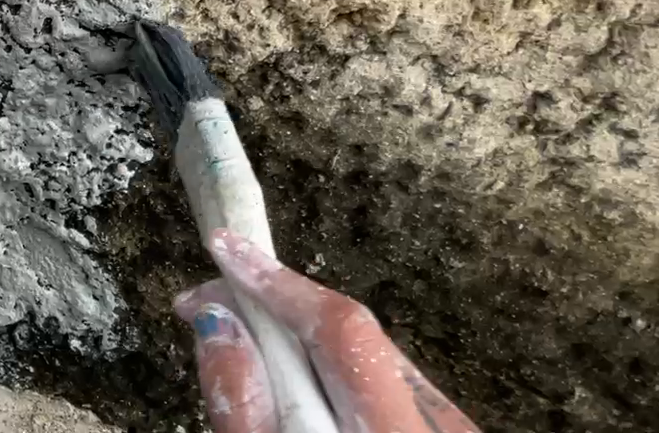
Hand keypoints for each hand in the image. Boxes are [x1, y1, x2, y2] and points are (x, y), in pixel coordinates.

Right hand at [174, 229, 479, 432]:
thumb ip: (242, 403)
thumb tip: (217, 319)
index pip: (341, 329)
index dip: (276, 278)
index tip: (221, 244)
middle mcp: (442, 423)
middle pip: (353, 337)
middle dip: (271, 307)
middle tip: (204, 309)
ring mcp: (455, 428)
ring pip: (367, 363)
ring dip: (297, 345)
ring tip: (240, 353)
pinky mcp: (448, 430)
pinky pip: (385, 387)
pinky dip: (329, 376)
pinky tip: (292, 391)